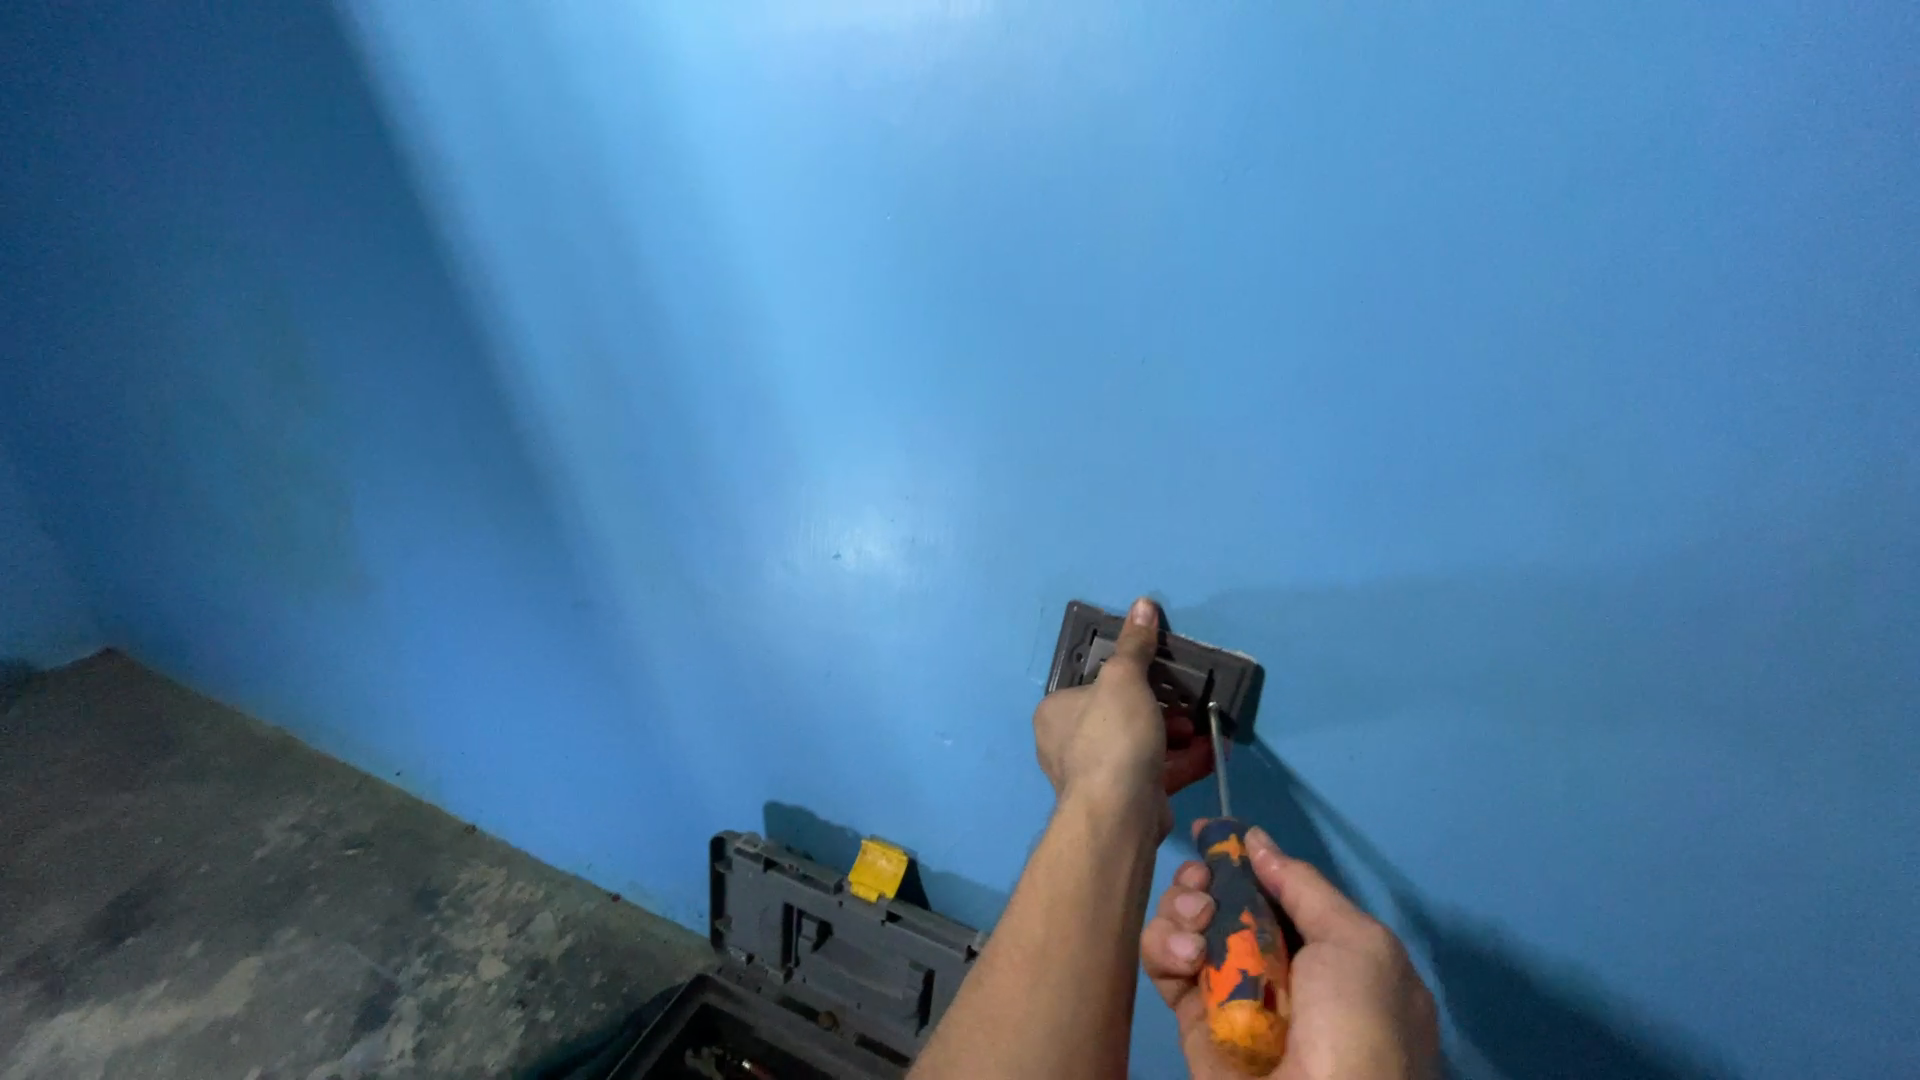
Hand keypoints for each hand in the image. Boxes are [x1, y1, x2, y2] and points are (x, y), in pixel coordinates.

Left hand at [1032, 597, 1215, 836]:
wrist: (1119, 812)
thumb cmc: (1113, 736)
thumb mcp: (1124, 678)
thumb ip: (1135, 645)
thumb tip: (1143, 603)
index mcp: (1055, 713)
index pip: (1089, 687)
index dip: (1127, 680)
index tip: (1158, 679)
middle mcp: (1066, 745)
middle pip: (1119, 717)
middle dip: (1159, 710)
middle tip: (1186, 706)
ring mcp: (1094, 777)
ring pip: (1139, 747)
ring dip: (1174, 736)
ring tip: (1202, 728)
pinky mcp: (1122, 801)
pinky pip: (1154, 773)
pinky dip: (1181, 762)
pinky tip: (1209, 752)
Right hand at [1141, 824, 1439, 1079]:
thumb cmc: (1357, 1025)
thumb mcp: (1358, 944)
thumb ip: (1303, 885)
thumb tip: (1256, 841)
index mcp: (1329, 951)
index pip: (1275, 888)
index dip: (1242, 857)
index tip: (1211, 831)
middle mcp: (1279, 966)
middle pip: (1224, 898)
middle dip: (1206, 877)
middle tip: (1203, 879)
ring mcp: (1233, 991)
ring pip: (1189, 923)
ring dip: (1183, 906)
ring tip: (1196, 919)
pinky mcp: (1193, 1017)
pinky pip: (1166, 962)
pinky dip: (1164, 946)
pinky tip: (1185, 955)